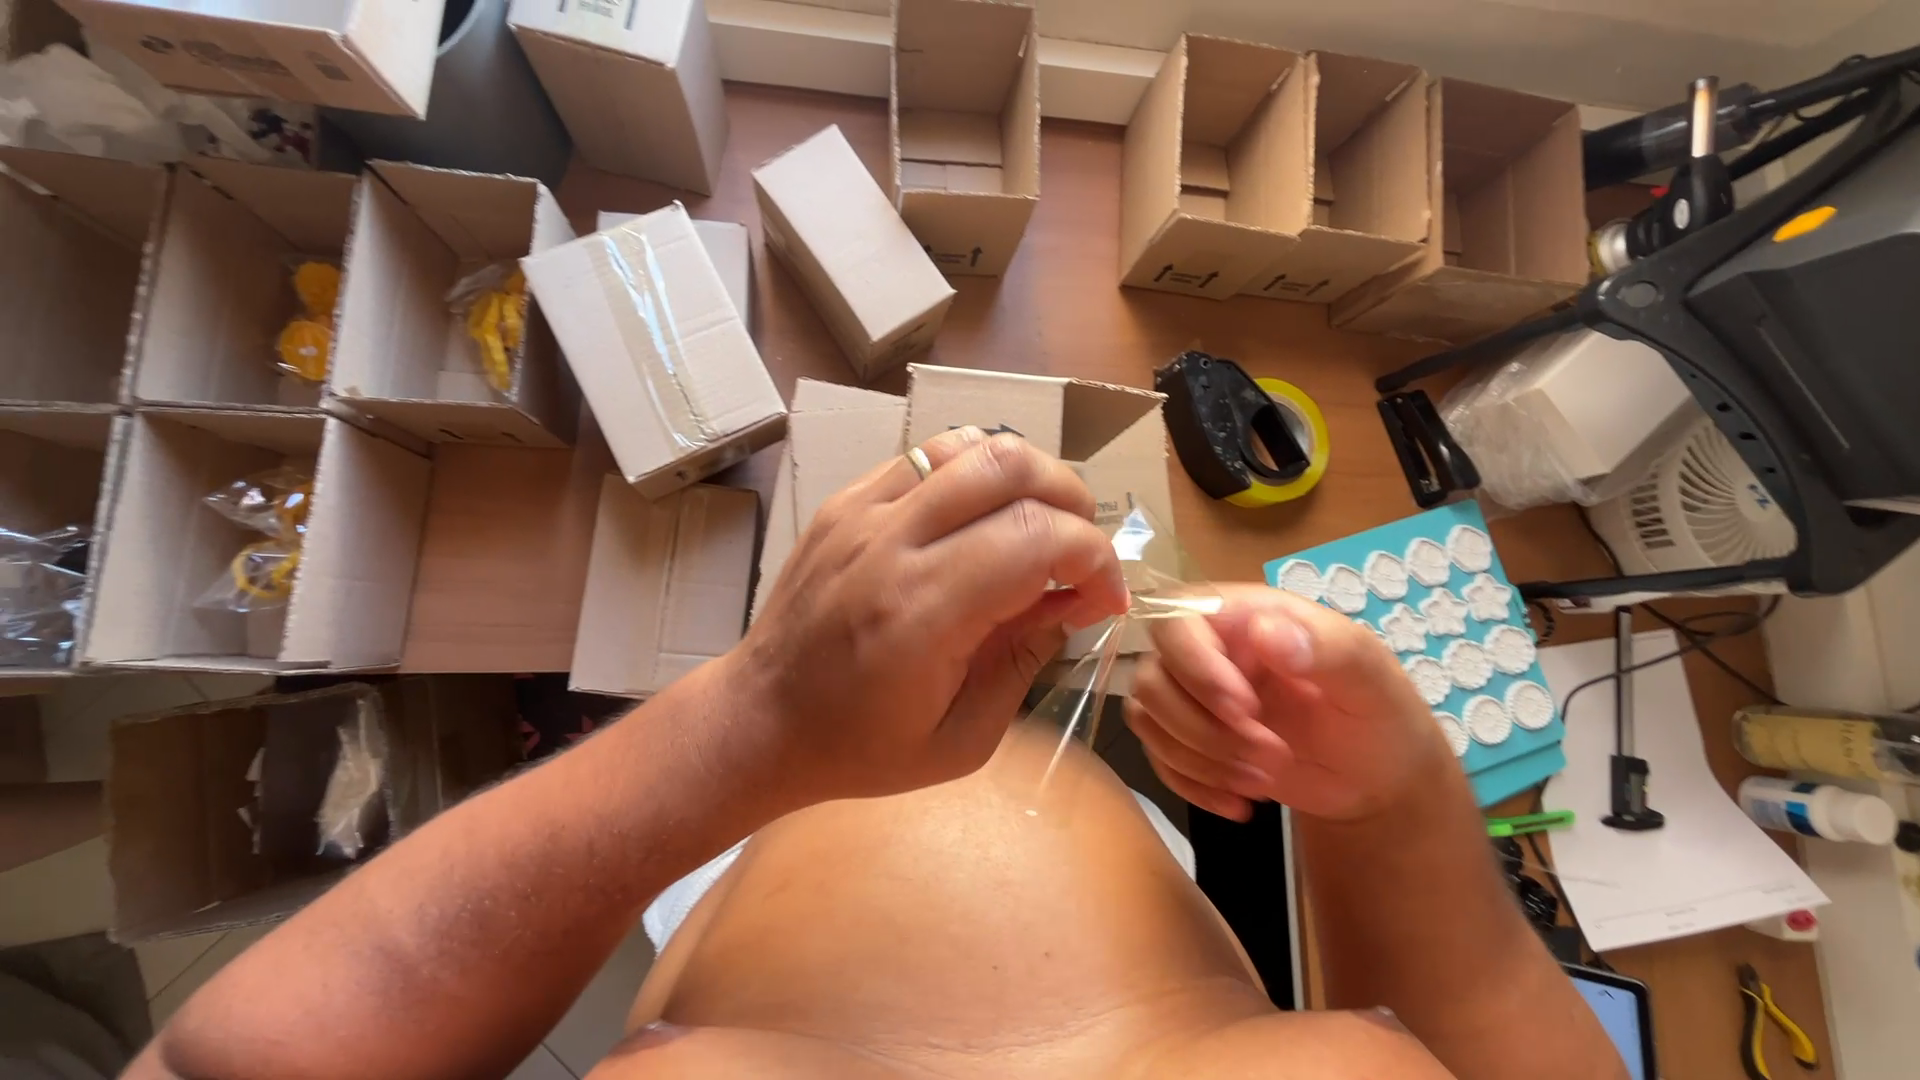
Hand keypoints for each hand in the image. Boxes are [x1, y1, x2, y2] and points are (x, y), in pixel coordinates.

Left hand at [732, 427, 1130, 805]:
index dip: (1095, 558)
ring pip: (971, 444)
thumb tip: (1074, 599)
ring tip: (1041, 523)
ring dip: (1029, 475)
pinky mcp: (846, 500)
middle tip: (1082, 553)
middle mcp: (891, 543)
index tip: (1105, 599)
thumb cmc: (859, 747)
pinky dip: (977, 470)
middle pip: (1011, 469)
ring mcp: (861, 511)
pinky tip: (986, 514)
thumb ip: (1025, 659)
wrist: (759, 718)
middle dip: (1074, 501)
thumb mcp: (962, 738)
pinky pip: (928, 453)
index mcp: (921, 613)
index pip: (1037, 538)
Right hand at [1126, 585, 1452, 822]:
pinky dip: (1191, 784)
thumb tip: (1265, 632)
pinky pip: (1155, 756)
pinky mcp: (1184, 737)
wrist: (1376, 779)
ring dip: (1199, 758)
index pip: (1177, 618)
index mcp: (1243, 616)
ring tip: (1262, 781)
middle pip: (1152, 675)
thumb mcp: (1370, 679)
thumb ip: (1325, 648)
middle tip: (1271, 755)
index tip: (1245, 709)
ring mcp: (1190, 695)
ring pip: (1146, 717)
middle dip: (1206, 727)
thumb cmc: (1378, 715)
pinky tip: (1239, 802)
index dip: (1195, 664)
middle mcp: (1205, 649)